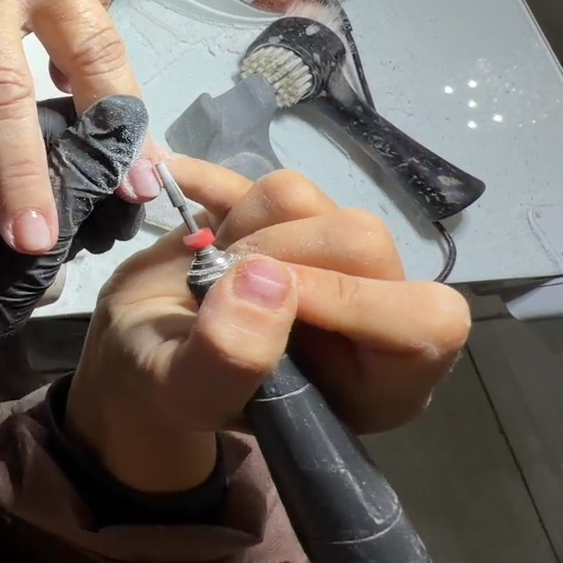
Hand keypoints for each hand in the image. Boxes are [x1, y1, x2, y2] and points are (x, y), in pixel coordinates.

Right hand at [64, 159, 471, 492]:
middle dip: (273, 252)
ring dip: (239, 224)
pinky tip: (170, 186)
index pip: (425, 316)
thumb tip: (265, 276)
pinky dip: (205, 179)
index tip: (268, 296)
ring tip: (205, 261)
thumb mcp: (183, 389)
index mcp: (378, 379)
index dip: (348, 297)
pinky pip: (247, 174)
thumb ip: (227, 355)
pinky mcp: (271, 217)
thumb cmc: (169, 385)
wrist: (137, 347)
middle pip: (361, 239)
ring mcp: (318, 254)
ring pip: (304, 200)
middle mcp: (367, 308)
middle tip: (218, 279)